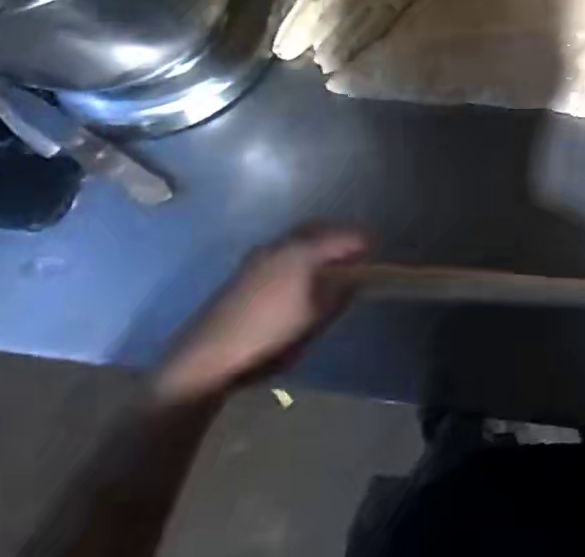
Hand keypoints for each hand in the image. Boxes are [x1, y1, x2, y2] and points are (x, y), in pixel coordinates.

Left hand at [153, 224, 369, 405]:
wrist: (206, 357)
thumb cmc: (269, 338)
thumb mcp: (315, 319)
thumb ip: (340, 293)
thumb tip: (357, 277)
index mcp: (304, 252)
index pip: (346, 236)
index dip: (365, 243)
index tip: (378, 256)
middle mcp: (283, 243)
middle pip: (322, 228)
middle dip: (343, 237)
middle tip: (358, 256)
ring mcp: (261, 253)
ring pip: (301, 236)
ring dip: (320, 243)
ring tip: (332, 266)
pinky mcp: (247, 267)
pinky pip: (284, 248)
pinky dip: (302, 253)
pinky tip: (302, 277)